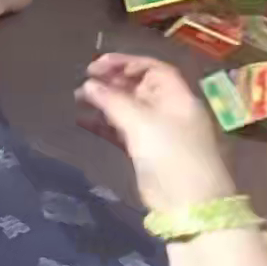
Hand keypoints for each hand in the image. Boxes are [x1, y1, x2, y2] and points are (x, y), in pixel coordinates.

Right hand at [75, 53, 235, 210]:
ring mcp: (156, 131)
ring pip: (127, 107)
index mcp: (177, 98)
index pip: (153, 69)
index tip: (97, 64)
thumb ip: (113, 101)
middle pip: (138, 86)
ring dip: (104, 100)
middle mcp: (168, 110)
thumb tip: (88, 85)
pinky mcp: (144, 150)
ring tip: (78, 97)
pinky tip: (82, 120)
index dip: (126, 62)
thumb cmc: (171, 155)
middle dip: (112, 80)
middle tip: (84, 79)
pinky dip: (102, 122)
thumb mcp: (142, 123)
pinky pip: (120, 128)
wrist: (187, 203)